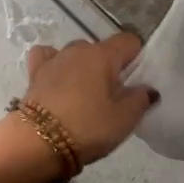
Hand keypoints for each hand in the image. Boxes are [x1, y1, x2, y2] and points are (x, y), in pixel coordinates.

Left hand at [20, 33, 156, 164]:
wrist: (38, 141)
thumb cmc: (87, 127)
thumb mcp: (124, 119)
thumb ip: (140, 99)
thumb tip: (148, 88)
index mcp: (103, 55)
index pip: (128, 41)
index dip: (136, 58)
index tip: (135, 82)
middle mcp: (78, 48)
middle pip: (102, 49)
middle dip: (109, 68)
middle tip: (111, 97)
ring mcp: (54, 58)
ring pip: (76, 54)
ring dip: (83, 68)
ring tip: (84, 95)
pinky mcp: (35, 72)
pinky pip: (49, 58)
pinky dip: (55, 64)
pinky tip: (57, 78)